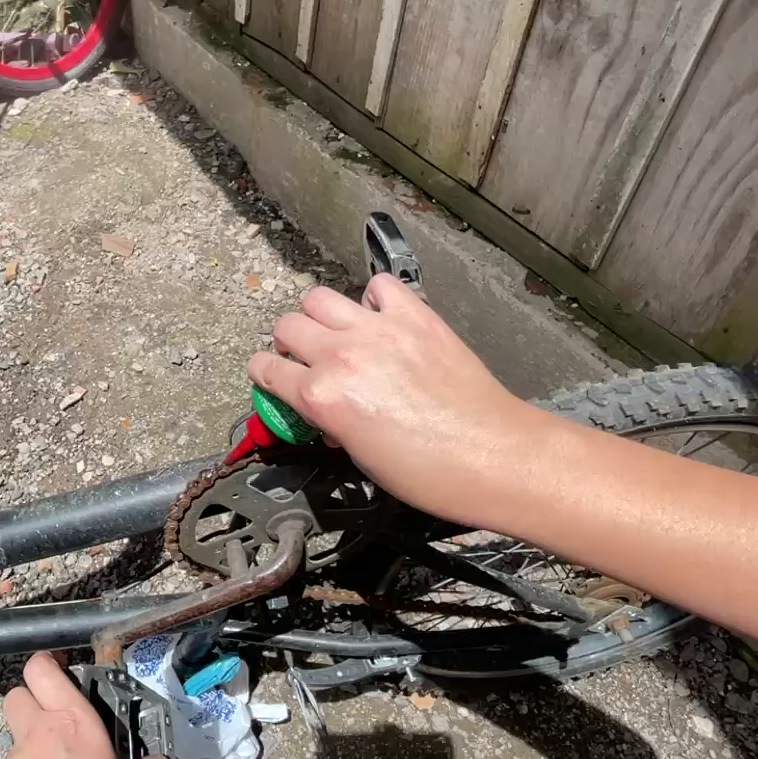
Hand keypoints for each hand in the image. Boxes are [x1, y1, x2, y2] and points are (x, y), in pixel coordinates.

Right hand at [247, 275, 548, 528]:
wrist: (492, 456)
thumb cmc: (429, 472)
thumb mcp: (360, 456)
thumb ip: (329, 421)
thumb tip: (323, 409)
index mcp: (321, 396)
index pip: (265, 369)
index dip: (265, 375)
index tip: (272, 378)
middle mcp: (341, 355)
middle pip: (286, 325)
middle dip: (288, 344)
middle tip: (307, 359)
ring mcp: (378, 329)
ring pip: (319, 298)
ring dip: (320, 317)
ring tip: (338, 335)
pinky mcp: (414, 315)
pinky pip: (378, 286)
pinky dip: (373, 299)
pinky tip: (382, 320)